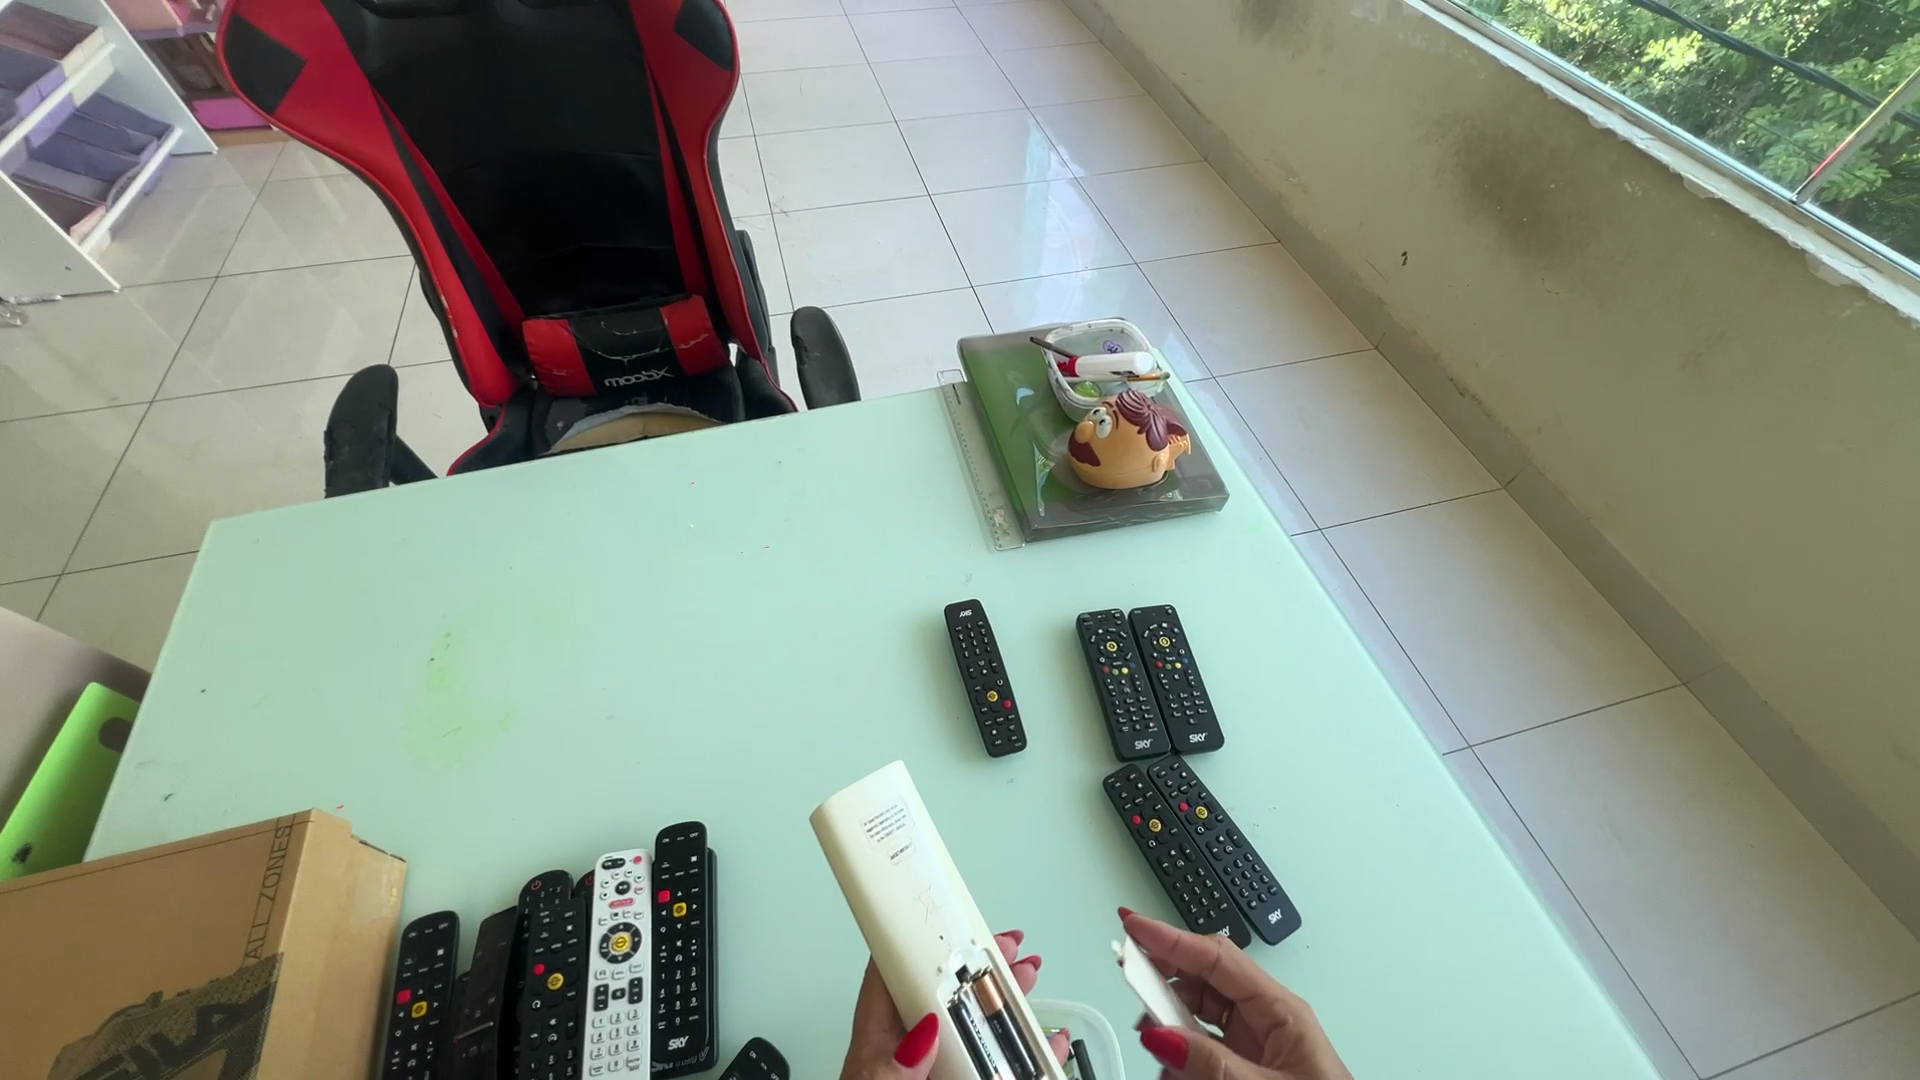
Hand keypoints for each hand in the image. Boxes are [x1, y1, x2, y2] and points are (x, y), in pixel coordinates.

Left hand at [839, 929, 1070, 1079]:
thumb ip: (890, 1071)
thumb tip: (922, 1033)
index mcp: (878, 1045)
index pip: (893, 974)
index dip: (923, 940)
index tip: (957, 918)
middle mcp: (907, 1057)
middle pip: (947, 996)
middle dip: (982, 966)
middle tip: (1013, 947)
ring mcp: (938, 1074)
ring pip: (977, 1030)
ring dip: (1008, 1003)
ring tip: (1032, 978)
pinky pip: (1000, 1068)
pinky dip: (1029, 1057)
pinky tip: (1050, 1046)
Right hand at [1120, 909, 1351, 1079]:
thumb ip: (1214, 1065)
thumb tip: (1159, 1035)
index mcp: (1281, 1011)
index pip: (1217, 957)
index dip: (1171, 937)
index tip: (1132, 924)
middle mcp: (1266, 1018)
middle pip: (1204, 977)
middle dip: (1164, 976)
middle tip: (1128, 975)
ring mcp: (1256, 1043)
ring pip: (1199, 1011)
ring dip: (1169, 1021)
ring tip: (1150, 1037)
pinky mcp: (1247, 1067)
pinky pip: (1205, 1045)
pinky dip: (1181, 1052)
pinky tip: (1170, 1068)